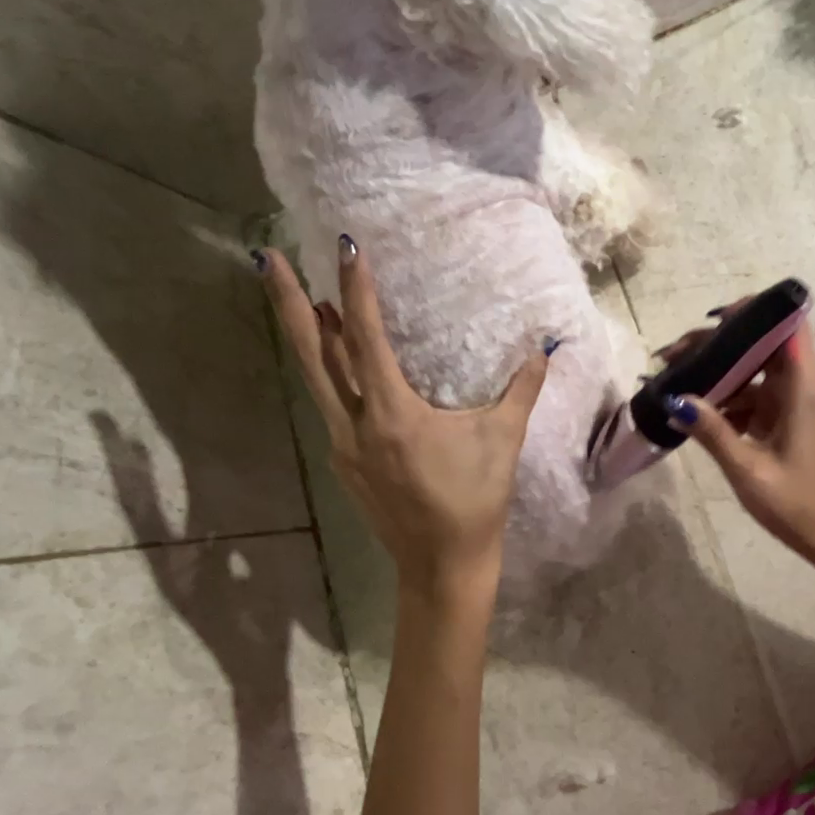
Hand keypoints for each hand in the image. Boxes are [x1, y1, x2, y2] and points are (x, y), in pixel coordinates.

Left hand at [257, 240, 549, 600]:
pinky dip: (326, 369)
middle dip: (289, 303)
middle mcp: (354, 424)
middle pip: (312, 353)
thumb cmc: (475, 499)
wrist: (441, 566)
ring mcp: (343, 445)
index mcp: (391, 414)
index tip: (346, 248)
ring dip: (306, 334)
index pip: (365, 338)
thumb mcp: (502, 439)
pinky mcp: (345, 461)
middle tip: (269, 258)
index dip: (355, 289)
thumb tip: (546, 349)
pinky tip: (337, 357)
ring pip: (315, 378)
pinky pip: (328, 402)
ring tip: (299, 295)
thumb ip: (521, 390)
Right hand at [661, 310, 814, 558]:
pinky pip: (751, 392)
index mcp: (802, 388)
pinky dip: (725, 394)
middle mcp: (800, 385)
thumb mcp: (747, 468)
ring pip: (752, 368)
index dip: (756, 313)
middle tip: (674, 356)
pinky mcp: (781, 415)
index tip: (715, 320)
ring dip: (717, 370)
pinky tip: (693, 408)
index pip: (788, 327)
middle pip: (761, 344)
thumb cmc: (793, 501)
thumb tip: (675, 401)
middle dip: (718, 344)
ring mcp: (791, 400)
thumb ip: (712, 432)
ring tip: (673, 378)